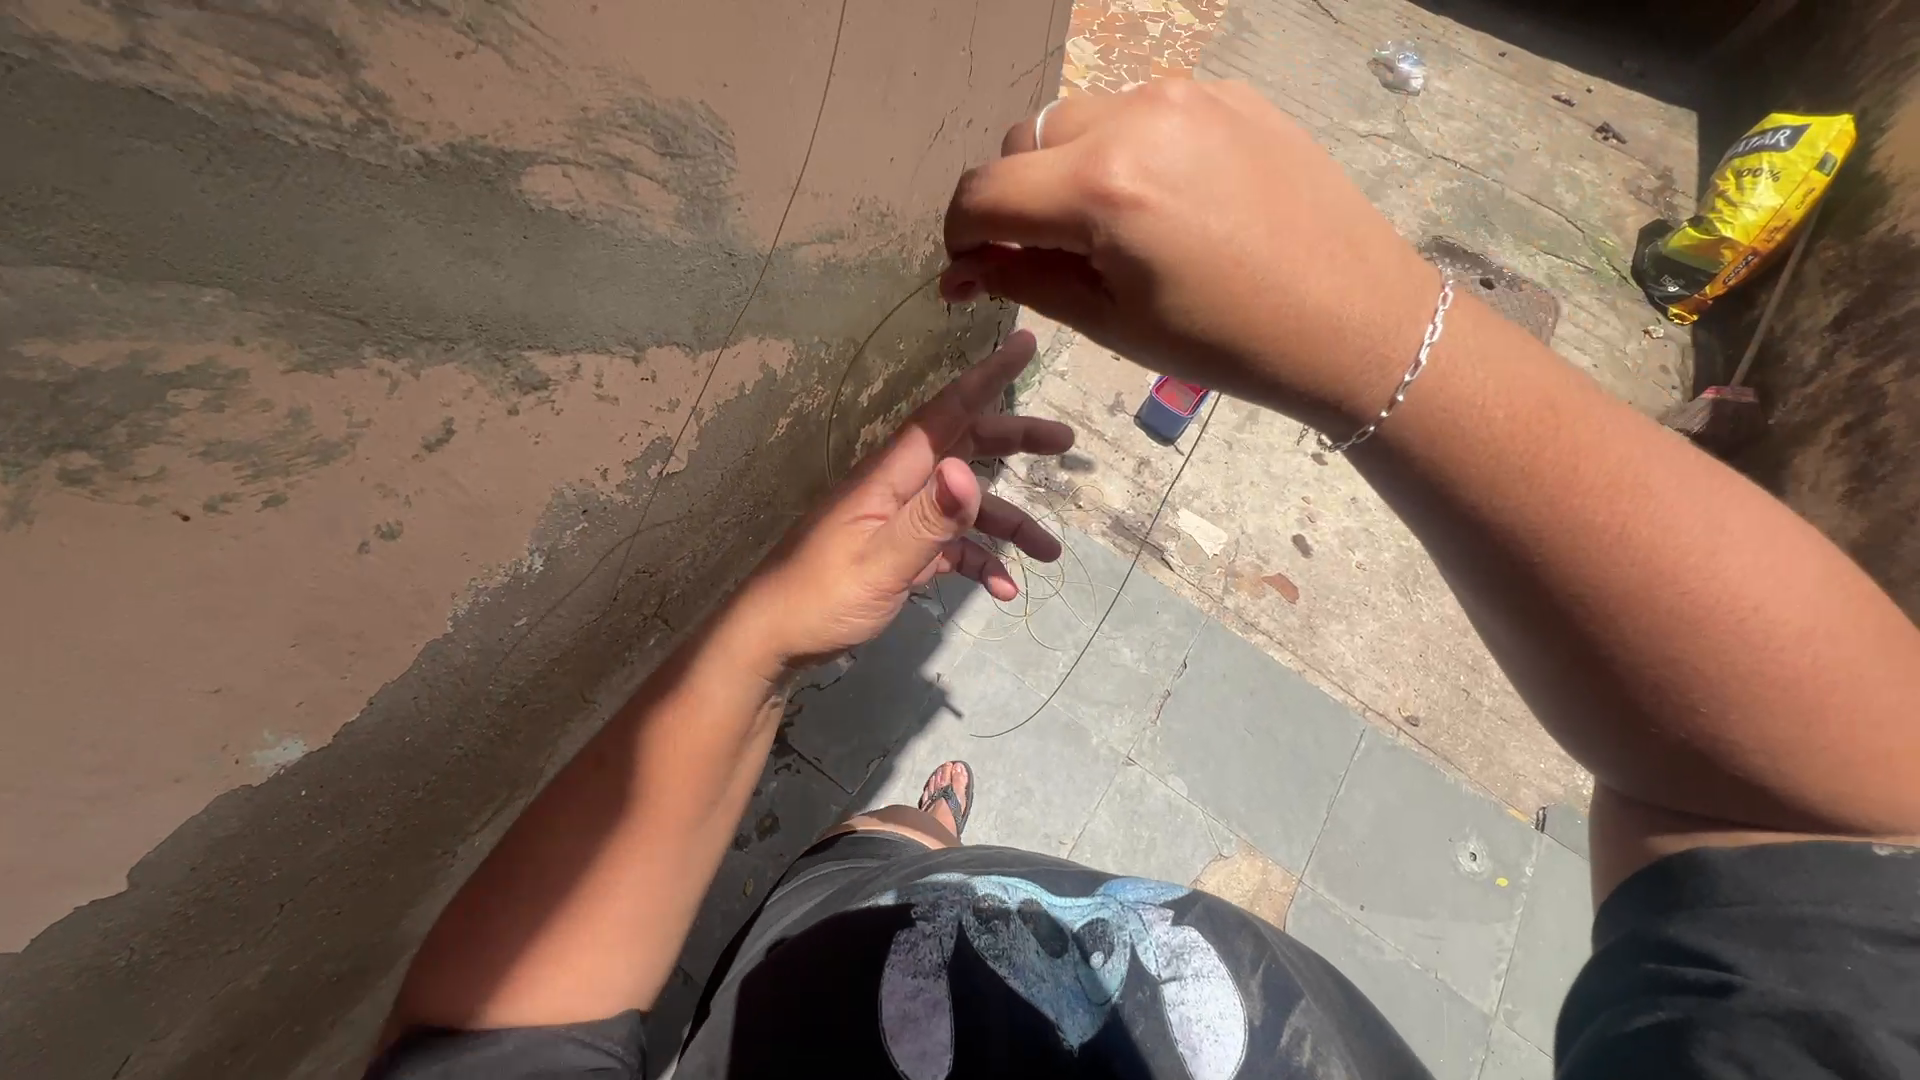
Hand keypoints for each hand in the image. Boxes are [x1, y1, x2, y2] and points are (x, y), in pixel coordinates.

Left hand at [733, 331, 1072, 669]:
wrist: (775, 640)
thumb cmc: (820, 599)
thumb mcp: (878, 564)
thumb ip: (926, 521)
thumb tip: (968, 471)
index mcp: (889, 476)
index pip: (945, 414)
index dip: (986, 377)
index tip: (1024, 343)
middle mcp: (899, 488)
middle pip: (964, 448)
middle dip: (1015, 441)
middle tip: (1066, 442)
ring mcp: (901, 521)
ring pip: (966, 506)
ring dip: (1009, 522)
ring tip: (1050, 550)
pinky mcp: (902, 552)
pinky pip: (951, 546)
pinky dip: (979, 561)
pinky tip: (1002, 589)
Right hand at [939, 82, 1442, 431]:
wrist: (1351, 318)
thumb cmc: (1224, 344)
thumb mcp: (1111, 324)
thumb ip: (1027, 281)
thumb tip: (967, 269)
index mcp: (1103, 189)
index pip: (984, 192)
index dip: (959, 235)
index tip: (968, 268)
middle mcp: (1136, 117)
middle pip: (1025, 141)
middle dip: (1014, 199)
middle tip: (1042, 256)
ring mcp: (1187, 95)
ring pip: (1079, 117)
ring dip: (1064, 169)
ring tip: (1106, 228)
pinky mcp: (1226, 94)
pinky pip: (1140, 111)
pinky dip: (1121, 152)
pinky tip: (1161, 202)